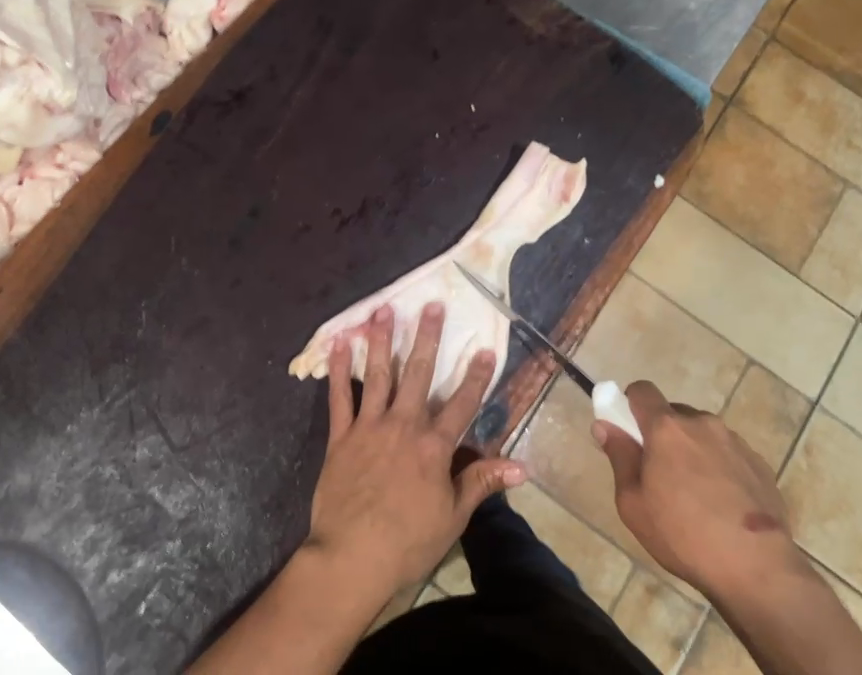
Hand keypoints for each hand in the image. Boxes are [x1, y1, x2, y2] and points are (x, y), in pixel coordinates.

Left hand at [304, 303, 526, 595]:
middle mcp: (403, 426)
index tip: (486, 349)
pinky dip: (339, 369)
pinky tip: (339, 344)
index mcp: (434, 447)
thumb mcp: (453, 517)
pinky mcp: (340, 436)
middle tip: (431, 305)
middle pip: (418, 374)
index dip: (476, 376)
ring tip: (383, 309)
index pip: (462, 404)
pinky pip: (339, 396)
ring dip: (381, 340)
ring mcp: (369, 428)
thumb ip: (482, 483)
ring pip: (378, 375)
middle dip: (427, 338)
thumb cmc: (408, 541)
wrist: (351, 557)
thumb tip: (522, 467)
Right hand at [593, 381, 804, 603]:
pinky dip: (720, 469)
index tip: (629, 433)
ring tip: (696, 497)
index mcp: (667, 429)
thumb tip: (604, 425)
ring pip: (703, 435)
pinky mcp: (760, 465)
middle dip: (663, 435)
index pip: (642, 391)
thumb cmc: (682, 535)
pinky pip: (729, 455)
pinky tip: (723, 507)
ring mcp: (736, 443)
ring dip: (693, 452)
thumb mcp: (633, 503)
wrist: (757, 567)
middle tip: (659, 475)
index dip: (630, 405)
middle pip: (674, 415)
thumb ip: (619, 456)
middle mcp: (703, 424)